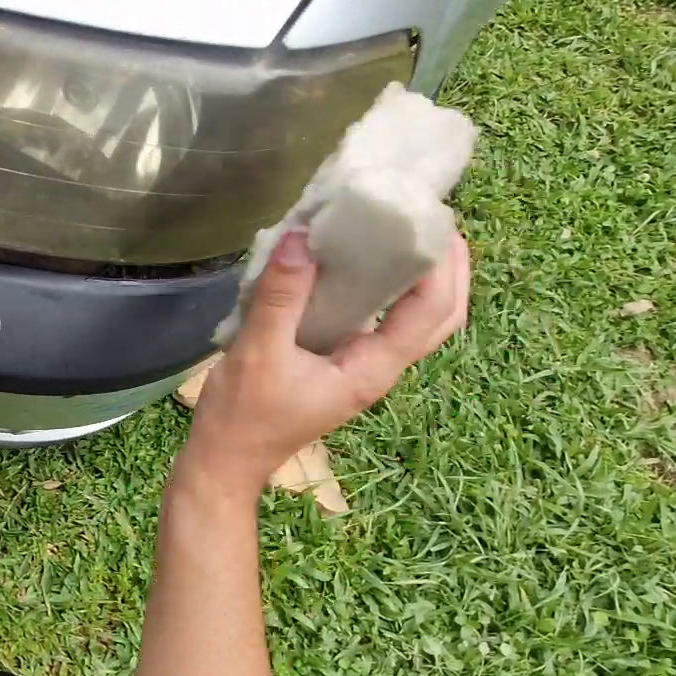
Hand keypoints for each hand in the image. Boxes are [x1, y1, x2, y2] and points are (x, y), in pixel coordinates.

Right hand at [177, 228, 470, 503]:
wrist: (224, 460)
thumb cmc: (241, 415)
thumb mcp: (258, 351)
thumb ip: (280, 296)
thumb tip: (302, 236)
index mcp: (371, 369)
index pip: (431, 310)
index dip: (441, 263)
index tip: (428, 216)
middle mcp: (377, 370)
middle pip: (441, 318)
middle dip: (450, 269)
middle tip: (432, 220)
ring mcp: (359, 370)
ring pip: (414, 321)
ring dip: (422, 279)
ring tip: (405, 233)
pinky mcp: (338, 367)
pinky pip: (379, 323)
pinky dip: (385, 292)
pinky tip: (359, 265)